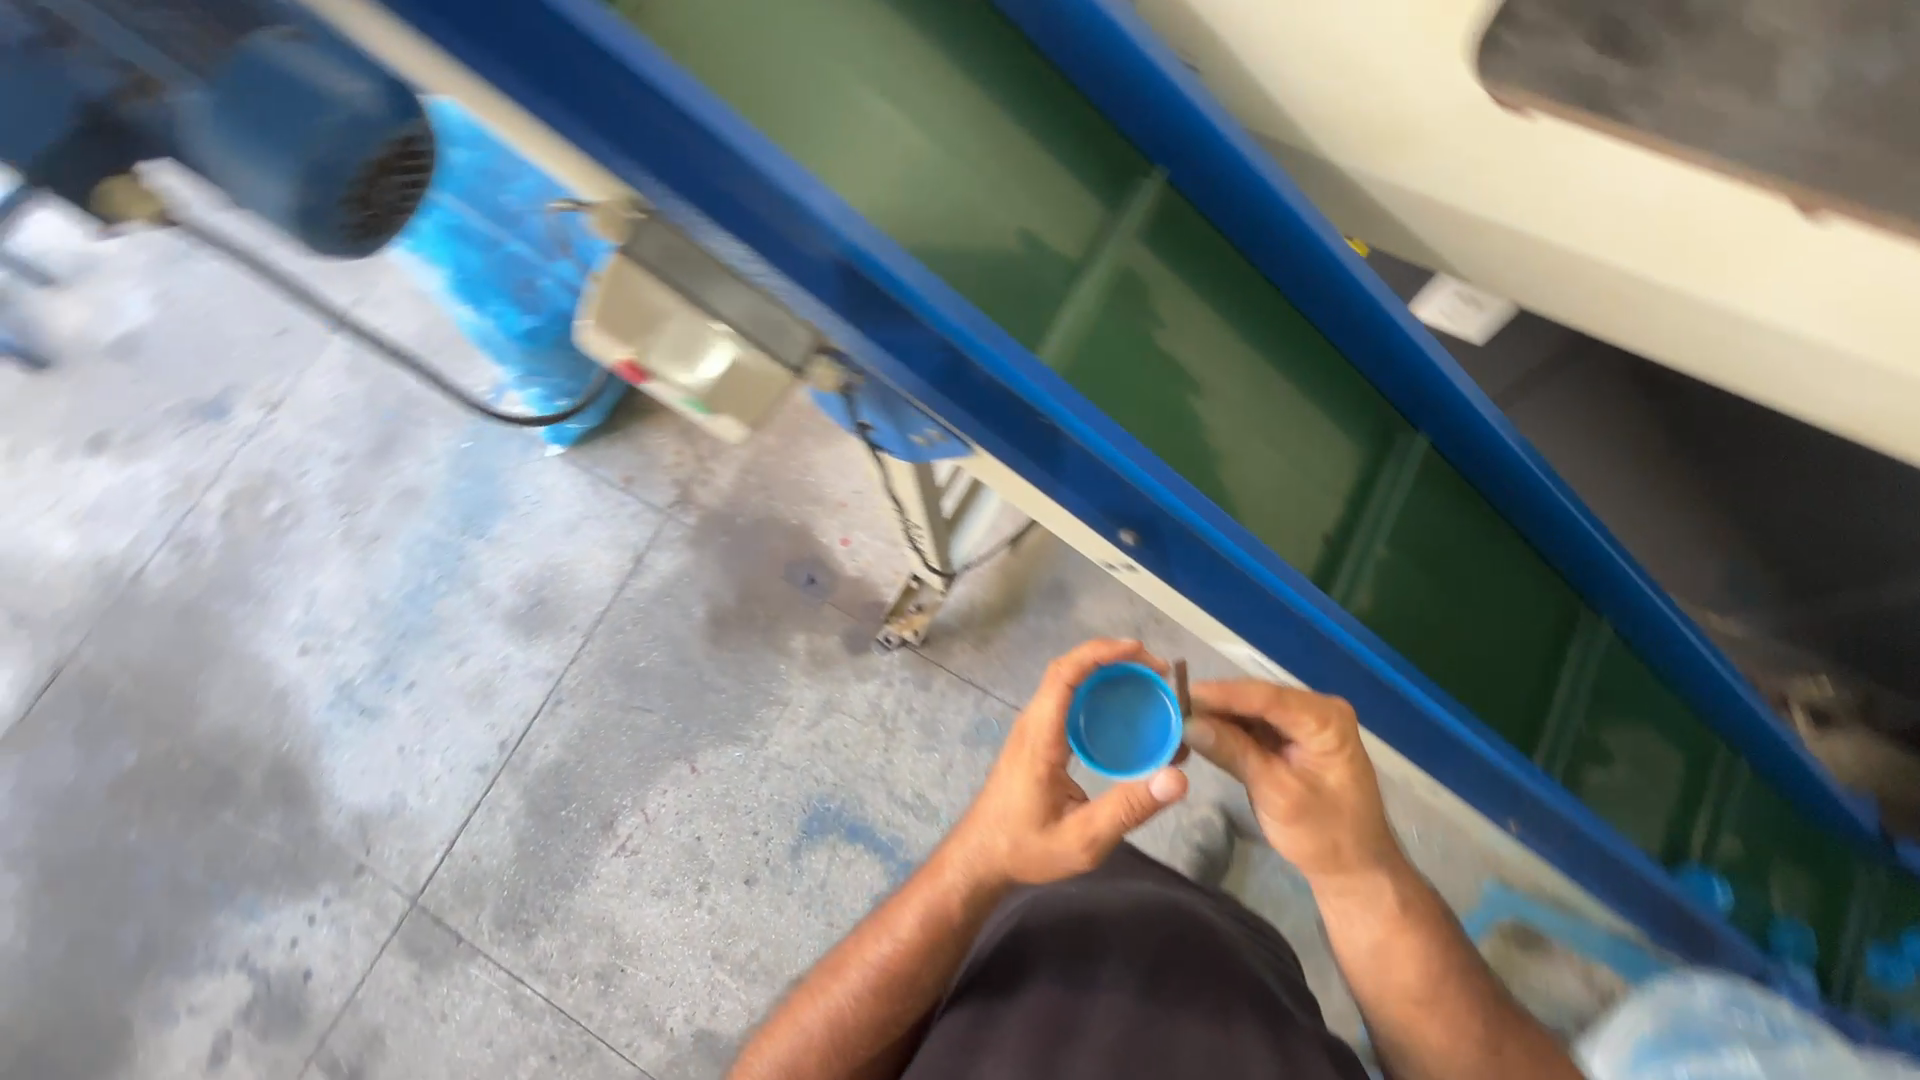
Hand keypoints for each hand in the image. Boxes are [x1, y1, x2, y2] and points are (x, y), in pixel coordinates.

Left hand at [942, 639, 1188, 888]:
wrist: (981, 858)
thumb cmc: (1026, 848)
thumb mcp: (1083, 840)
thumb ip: (1129, 809)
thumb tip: (1178, 777)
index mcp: (1040, 737)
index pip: (1065, 674)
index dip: (1101, 653)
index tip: (1141, 651)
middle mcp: (1033, 723)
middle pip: (1068, 670)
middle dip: (1112, 658)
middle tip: (1157, 672)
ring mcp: (1032, 729)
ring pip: (1067, 682)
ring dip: (1105, 673)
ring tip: (1148, 685)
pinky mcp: (1037, 739)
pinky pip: (1067, 701)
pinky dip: (1097, 693)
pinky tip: (1124, 712)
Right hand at [1183, 680, 1403, 888]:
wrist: (1354, 869)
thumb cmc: (1325, 834)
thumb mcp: (1277, 794)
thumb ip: (1234, 753)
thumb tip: (1188, 724)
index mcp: (1325, 719)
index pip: (1265, 697)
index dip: (1221, 694)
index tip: (1179, 694)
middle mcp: (1314, 711)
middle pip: (1254, 699)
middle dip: (1214, 704)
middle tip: (1168, 707)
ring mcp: (1301, 724)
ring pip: (1248, 711)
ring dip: (1215, 717)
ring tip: (1175, 718)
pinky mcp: (1288, 740)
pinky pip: (1251, 726)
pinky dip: (1226, 731)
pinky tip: (1197, 732)